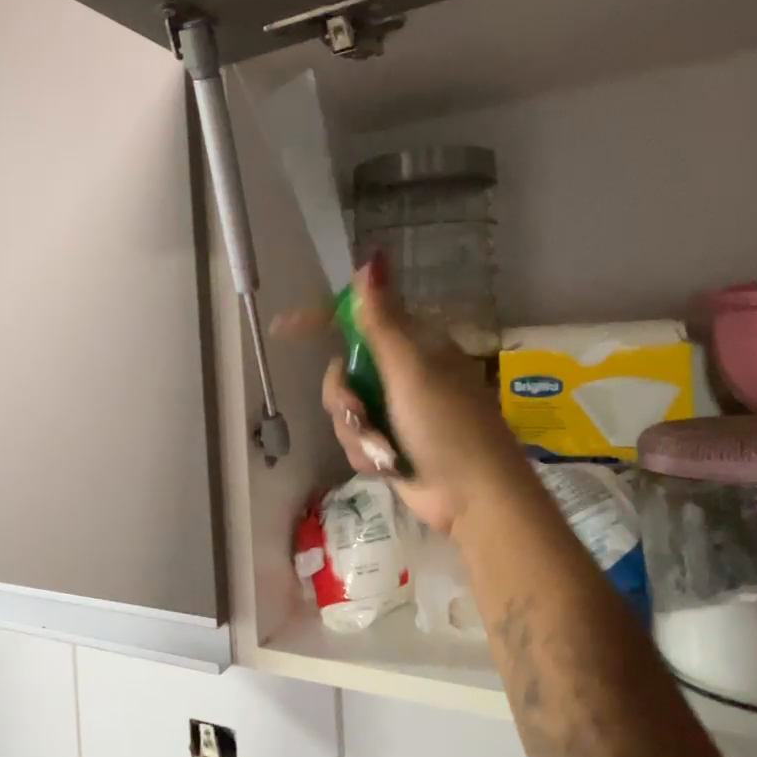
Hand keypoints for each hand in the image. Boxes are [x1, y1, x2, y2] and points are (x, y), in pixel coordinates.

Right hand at [317, 258, 524, 531]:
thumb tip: (370, 259)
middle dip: (344, 398)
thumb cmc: (447, 425)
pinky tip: (390, 466)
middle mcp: (401, 373)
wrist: (473, 497)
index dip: (319, 321)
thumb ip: (381, 319)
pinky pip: (354, 440)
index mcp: (413, 346)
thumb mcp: (410, 368)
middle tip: (361, 412)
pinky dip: (367, 454)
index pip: (357, 319)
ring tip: (385, 450)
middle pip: (341, 372)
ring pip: (343, 411)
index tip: (283, 330)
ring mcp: (395, 410)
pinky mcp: (390, 444)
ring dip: (357, 433)